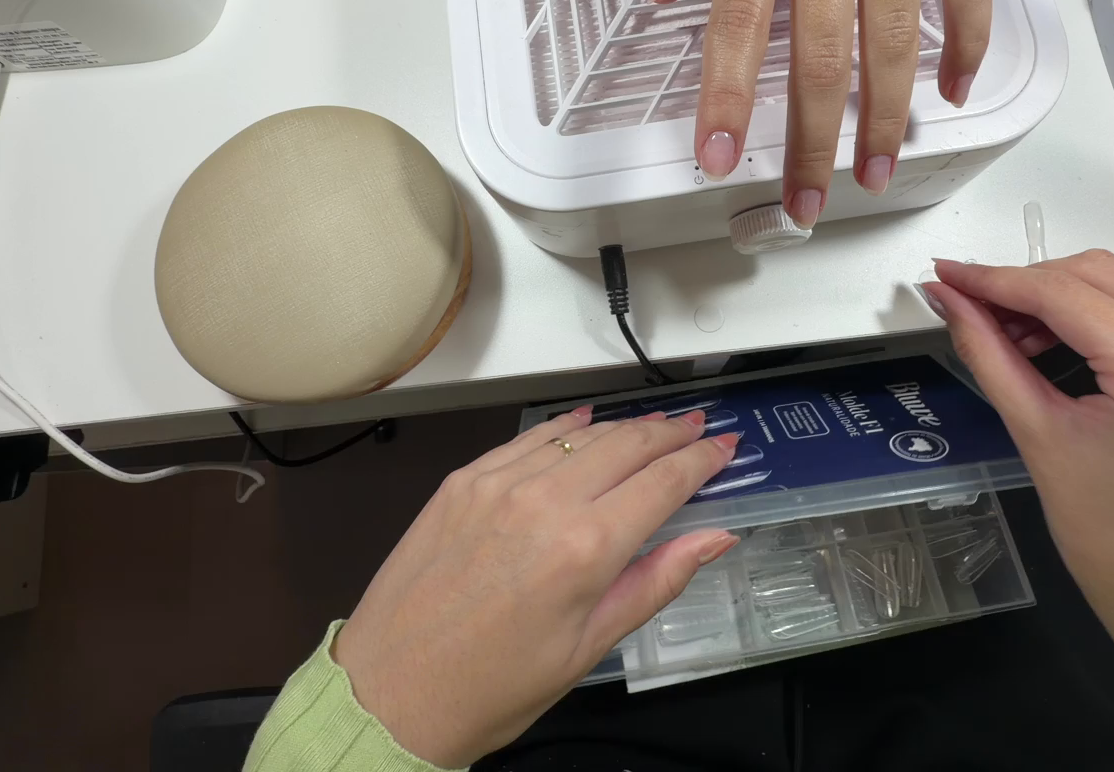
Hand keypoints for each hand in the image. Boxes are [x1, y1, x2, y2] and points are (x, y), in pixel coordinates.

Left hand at [332, 408, 741, 766]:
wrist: (388, 693)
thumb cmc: (496, 686)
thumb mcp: (589, 648)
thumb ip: (657, 581)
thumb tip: (715, 536)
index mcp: (585, 548)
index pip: (663, 482)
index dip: (701, 459)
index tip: (724, 445)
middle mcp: (546, 499)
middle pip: (628, 443)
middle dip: (671, 430)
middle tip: (697, 424)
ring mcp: (501, 481)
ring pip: (583, 432)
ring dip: (625, 426)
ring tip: (654, 425)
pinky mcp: (466, 477)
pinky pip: (530, 436)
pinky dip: (567, 425)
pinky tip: (587, 420)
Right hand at [921, 251, 1113, 701]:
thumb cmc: (1111, 536)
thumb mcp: (1035, 433)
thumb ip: (986, 349)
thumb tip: (946, 296)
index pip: (1064, 294)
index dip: (994, 278)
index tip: (946, 274)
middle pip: (1100, 274)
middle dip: (1026, 283)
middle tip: (974, 307)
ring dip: (1062, 295)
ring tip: (1014, 332)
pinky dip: (1101, 313)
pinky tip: (1063, 341)